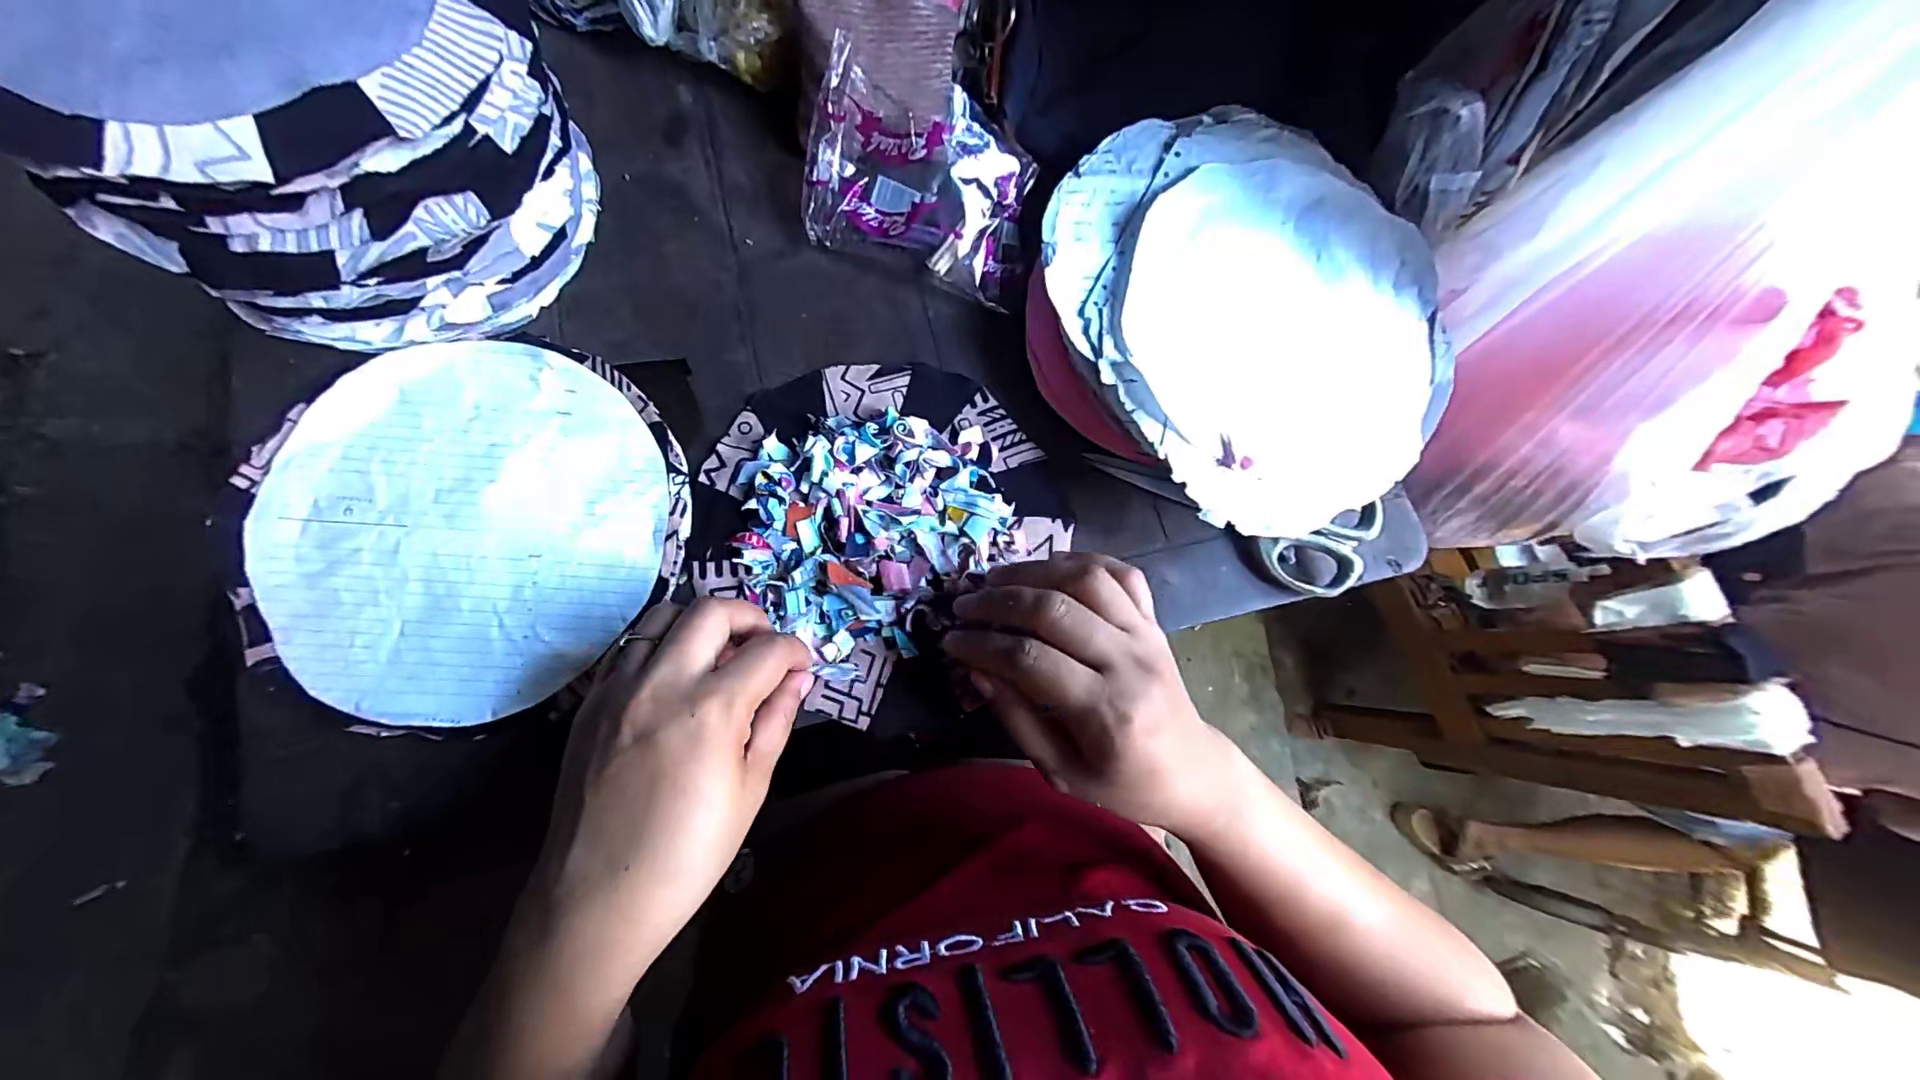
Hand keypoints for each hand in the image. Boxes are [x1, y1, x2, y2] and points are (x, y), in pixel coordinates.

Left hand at [530, 598, 812, 965]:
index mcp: (710, 709)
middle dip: (751, 617)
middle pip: (712, 610)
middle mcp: (661, 683)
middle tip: (764, 648)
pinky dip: (661, 645)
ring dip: (701, 625)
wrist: (596, 900)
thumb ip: (777, 720)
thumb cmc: (689, 853)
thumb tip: (797, 678)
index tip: (800, 666)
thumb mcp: (752, 788)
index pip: (768, 651)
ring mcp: (618, 688)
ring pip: (663, 616)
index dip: (795, 652)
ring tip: (718, 657)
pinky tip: (675, 679)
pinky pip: (629, 647)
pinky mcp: (590, 702)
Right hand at [942, 553, 1249, 836]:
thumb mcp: (1062, 772)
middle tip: (964, 606)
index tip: (951, 642)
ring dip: (1034, 570)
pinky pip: (1121, 574)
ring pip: (1087, 579)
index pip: (1030, 659)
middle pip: (1054, 610)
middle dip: (999, 602)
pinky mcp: (1154, 622)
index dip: (982, 645)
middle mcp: (1129, 662)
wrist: (1193, 773)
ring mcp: (1146, 635)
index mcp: (1105, 710)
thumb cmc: (1124, 785)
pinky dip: (1082, 561)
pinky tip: (1050, 568)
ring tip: (997, 579)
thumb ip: (1017, 719)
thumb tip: (976, 669)